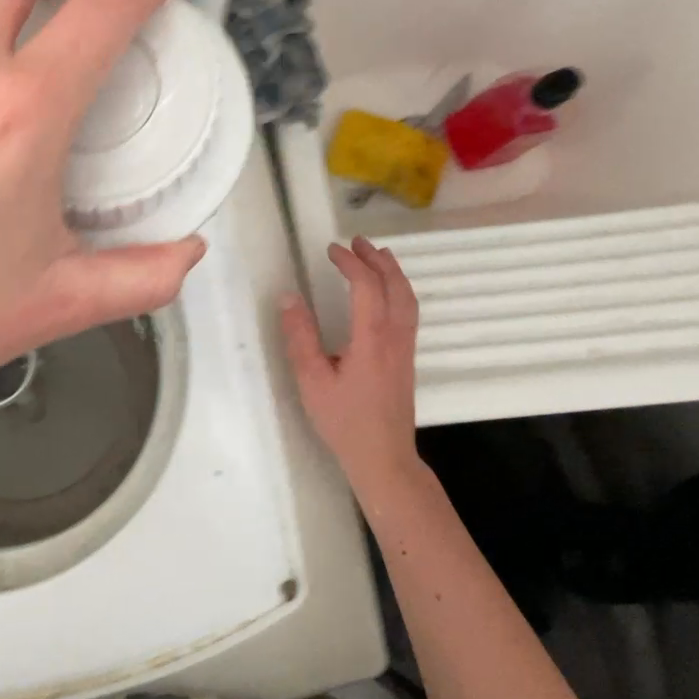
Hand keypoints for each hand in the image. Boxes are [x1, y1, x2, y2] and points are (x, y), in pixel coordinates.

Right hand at [282, 239, 419, 479]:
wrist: (383, 456)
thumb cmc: (344, 420)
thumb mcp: (312, 380)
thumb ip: (300, 337)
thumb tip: (289, 298)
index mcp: (371, 338)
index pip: (366, 287)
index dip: (350, 263)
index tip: (331, 250)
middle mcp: (395, 336)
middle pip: (395, 286)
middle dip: (377, 259)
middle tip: (356, 242)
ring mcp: (405, 347)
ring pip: (407, 298)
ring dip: (393, 272)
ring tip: (378, 255)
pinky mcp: (407, 358)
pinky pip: (409, 311)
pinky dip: (399, 290)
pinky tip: (387, 292)